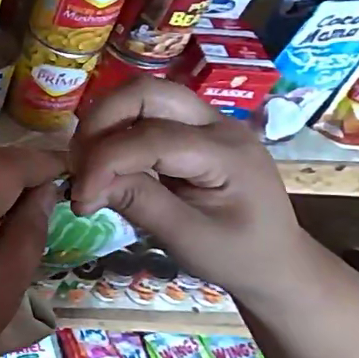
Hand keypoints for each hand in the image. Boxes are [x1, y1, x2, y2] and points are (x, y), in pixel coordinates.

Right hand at [69, 79, 312, 299]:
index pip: (151, 138)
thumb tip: (87, 186)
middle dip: (100, 121)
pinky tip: (104, 162)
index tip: (80, 197)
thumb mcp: (189, 240)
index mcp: (226, 154)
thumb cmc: (239, 257)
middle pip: (145, 92)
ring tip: (87, 162)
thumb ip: (139, 204)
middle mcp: (217, 124)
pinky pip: (146, 112)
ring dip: (104, 121)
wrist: (280, 264)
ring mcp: (206, 121)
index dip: (105, 162)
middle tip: (78, 163)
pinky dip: (116, 129)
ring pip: (142, 95)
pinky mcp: (192, 129)